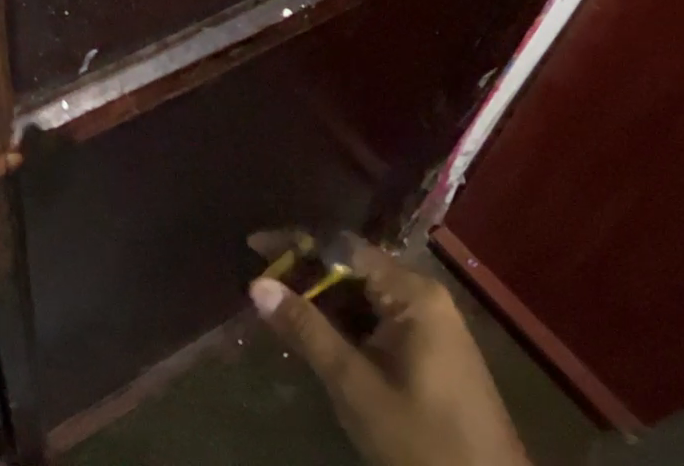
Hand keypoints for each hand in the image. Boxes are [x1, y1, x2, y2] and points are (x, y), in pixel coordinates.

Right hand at [250, 237, 530, 465]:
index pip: (341, 247)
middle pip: (352, 266)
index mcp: (412, 294)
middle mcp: (424, 295)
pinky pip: (377, 316)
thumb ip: (307, 329)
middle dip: (304, 272)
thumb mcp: (355, 385)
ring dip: (321, 299)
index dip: (295, 244)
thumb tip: (257, 284)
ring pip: (362, 293)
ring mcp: (431, 322)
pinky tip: (314, 334)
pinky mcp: (430, 347)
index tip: (253, 246)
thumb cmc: (422, 439)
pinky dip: (343, 321)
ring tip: (276, 308)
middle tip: (259, 284)